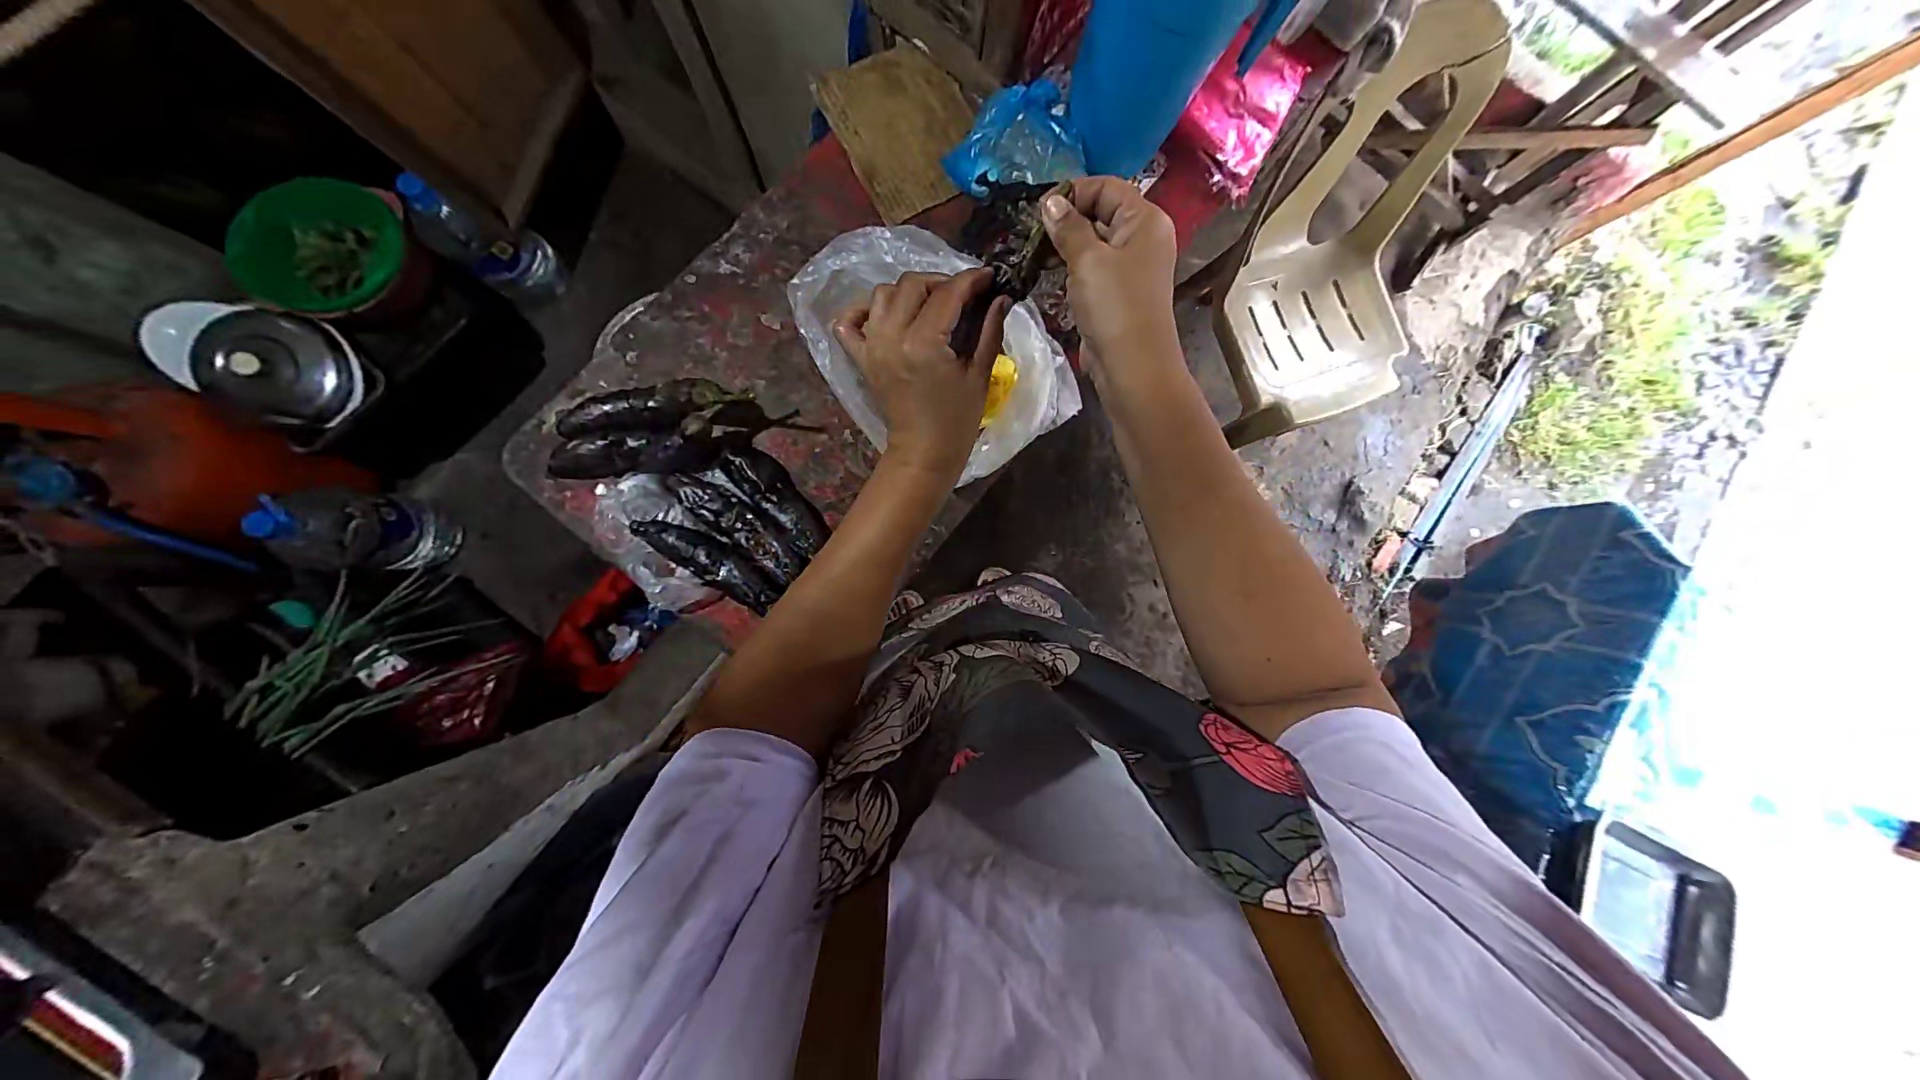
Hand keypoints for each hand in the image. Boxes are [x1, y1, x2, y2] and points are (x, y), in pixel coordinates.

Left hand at [833, 269, 1009, 478]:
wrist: (924, 452)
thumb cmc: (957, 420)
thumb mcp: (979, 375)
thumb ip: (990, 331)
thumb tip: (1000, 297)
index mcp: (923, 343)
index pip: (947, 294)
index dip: (971, 280)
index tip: (988, 278)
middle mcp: (892, 337)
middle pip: (912, 285)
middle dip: (941, 282)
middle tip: (961, 296)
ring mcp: (871, 346)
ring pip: (882, 294)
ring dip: (907, 292)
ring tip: (929, 305)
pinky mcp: (861, 358)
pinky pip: (849, 322)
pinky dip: (862, 311)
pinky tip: (885, 315)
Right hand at [1041, 177, 1179, 371]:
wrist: (1131, 364)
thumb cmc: (1113, 306)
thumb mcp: (1087, 260)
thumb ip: (1067, 227)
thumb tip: (1051, 202)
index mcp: (1145, 220)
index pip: (1107, 187)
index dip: (1073, 192)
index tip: (1040, 210)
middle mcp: (1143, 238)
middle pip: (1101, 212)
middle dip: (1066, 219)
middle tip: (1033, 234)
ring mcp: (1132, 267)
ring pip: (1094, 242)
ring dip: (1066, 245)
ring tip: (1036, 254)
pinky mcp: (1118, 292)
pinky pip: (1093, 268)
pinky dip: (1072, 267)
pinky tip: (1050, 273)